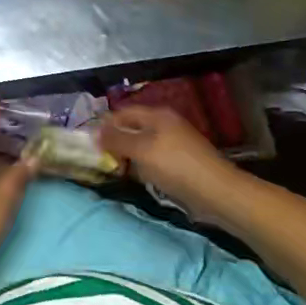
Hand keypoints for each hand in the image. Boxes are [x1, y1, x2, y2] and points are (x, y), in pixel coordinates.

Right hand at [100, 106, 242, 221]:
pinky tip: (138, 180)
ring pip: (142, 146)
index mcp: (157, 115)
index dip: (106, 125)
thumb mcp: (141, 150)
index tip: (90, 144)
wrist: (215, 191)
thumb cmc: (175, 165)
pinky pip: (153, 160)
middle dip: (116, 143)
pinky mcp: (179, 163)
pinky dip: (143, 168)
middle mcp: (165, 125)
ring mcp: (174, 144)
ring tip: (116, 171)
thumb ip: (117, 139)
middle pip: (132, 129)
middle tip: (101, 161)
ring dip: (129, 158)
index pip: (123, 113)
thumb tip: (95, 131)